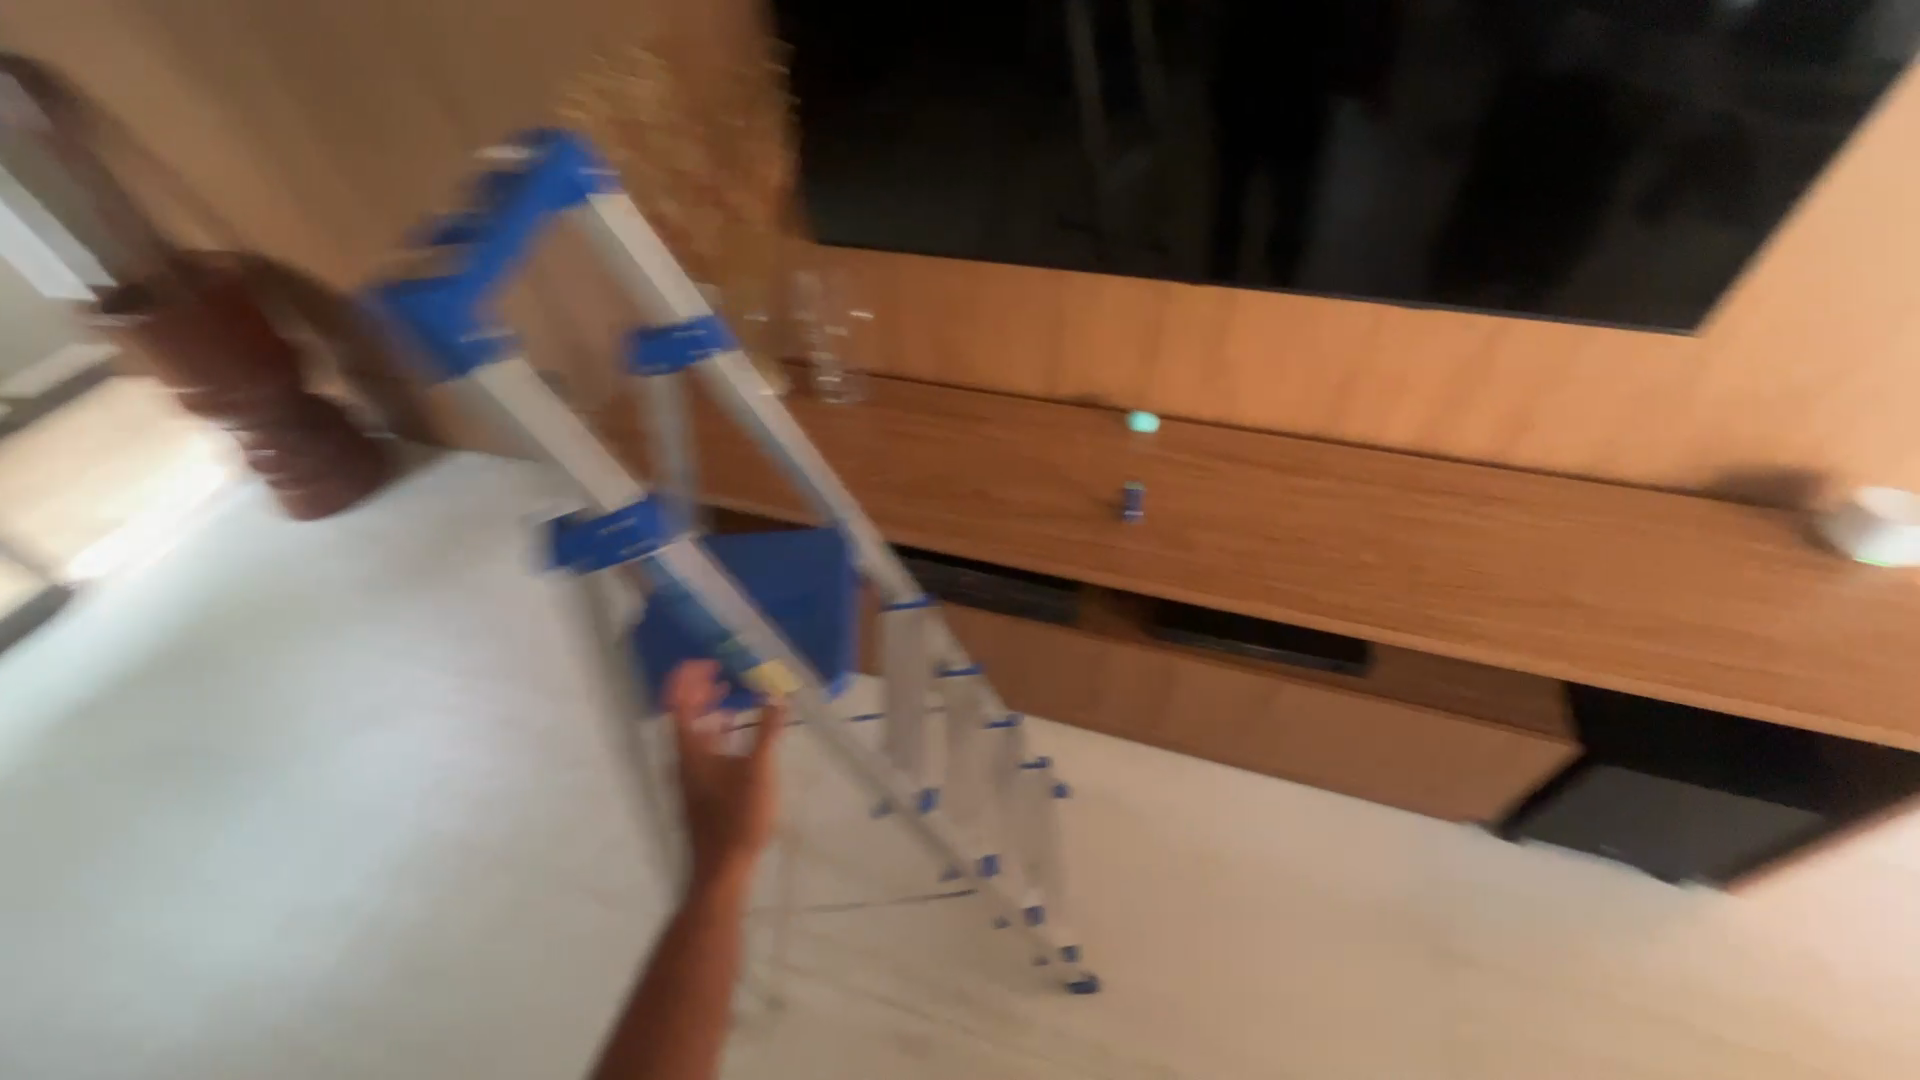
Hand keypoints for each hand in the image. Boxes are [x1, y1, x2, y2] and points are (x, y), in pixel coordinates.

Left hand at [663, 660, 783, 891]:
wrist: (721, 871)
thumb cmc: (738, 818)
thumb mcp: (758, 770)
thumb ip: (767, 730)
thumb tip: (777, 694)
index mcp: (690, 750)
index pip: (679, 703)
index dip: (687, 679)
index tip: (704, 659)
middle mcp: (683, 760)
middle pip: (682, 715)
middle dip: (698, 689)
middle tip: (719, 669)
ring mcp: (690, 777)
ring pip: (692, 732)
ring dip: (706, 709)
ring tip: (727, 692)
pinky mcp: (700, 791)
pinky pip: (702, 748)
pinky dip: (715, 731)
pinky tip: (734, 734)